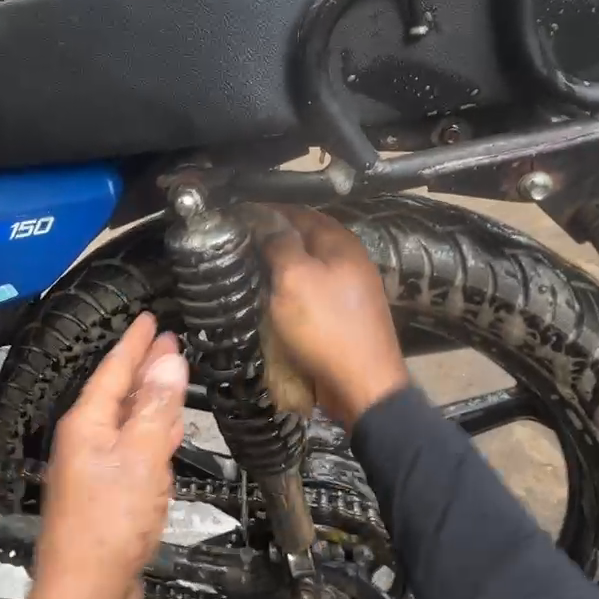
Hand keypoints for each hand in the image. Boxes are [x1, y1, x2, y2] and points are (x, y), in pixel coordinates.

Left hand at [15, 312, 187, 598]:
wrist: (86, 595)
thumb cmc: (108, 525)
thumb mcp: (140, 458)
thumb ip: (156, 410)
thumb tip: (168, 362)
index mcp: (87, 423)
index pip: (114, 369)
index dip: (135, 343)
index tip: (151, 320)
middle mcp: (86, 439)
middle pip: (119, 392)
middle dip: (144, 367)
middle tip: (169, 343)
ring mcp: (94, 467)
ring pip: (126, 420)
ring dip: (149, 398)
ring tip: (170, 378)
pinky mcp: (106, 493)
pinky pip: (131, 448)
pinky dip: (150, 433)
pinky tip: (163, 435)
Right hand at [251, 205, 409, 426]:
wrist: (363, 387)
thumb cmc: (326, 327)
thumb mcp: (295, 279)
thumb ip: (280, 244)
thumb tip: (266, 220)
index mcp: (340, 242)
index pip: (298, 211)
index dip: (266, 211)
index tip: (235, 216)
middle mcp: (348, 259)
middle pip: (303, 238)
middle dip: (271, 238)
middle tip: (236, 243)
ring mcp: (348, 288)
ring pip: (305, 266)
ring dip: (278, 266)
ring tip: (246, 268)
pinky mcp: (343, 314)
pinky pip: (309, 291)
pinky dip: (288, 289)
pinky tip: (269, 297)